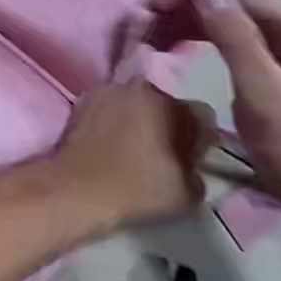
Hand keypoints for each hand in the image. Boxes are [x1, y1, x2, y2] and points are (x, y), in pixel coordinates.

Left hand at [49, 79, 214, 229]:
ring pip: (136, 101)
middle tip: (160, 152)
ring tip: (130, 147)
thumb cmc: (137, 191)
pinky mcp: (84, 97)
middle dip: (168, 124)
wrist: (77, 188)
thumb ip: (198, 170)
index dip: (201, 139)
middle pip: (167, 104)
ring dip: (138, 117)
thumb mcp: (189, 192)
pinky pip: (109, 104)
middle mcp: (143, 87)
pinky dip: (112, 117)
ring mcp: (110, 88)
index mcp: (175, 106)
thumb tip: (191, 162)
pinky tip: (107, 141)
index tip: (191, 158)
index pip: (203, 116)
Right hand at [143, 0, 280, 237]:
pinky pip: (250, 32)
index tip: (147, 9)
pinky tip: (184, 42)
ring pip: (241, 12)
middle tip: (148, 24)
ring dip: (197, 18)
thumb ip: (235, 38)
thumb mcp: (265, 98)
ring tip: (158, 33)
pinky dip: (214, 34)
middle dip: (189, 3)